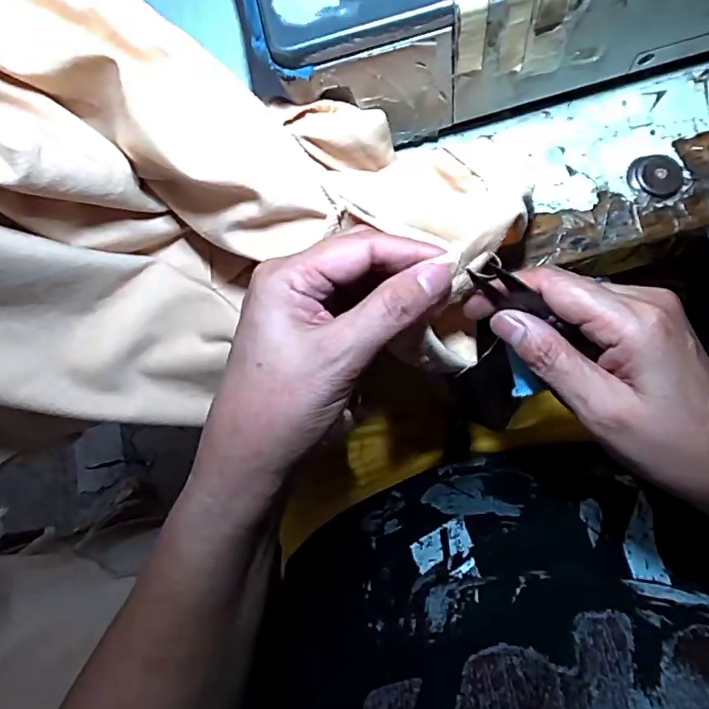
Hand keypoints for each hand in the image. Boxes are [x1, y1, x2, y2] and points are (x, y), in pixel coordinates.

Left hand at [197, 228, 451, 500]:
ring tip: (439, 296)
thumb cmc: (287, 406)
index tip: (456, 262)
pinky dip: (388, 307)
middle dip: (407, 266)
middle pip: (362, 255)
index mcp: (288, 273)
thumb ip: (392, 307)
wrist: (252, 463)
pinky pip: (358, 302)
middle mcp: (294, 276)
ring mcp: (303, 300)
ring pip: (363, 278)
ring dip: (401, 286)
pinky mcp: (315, 323)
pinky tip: (414, 313)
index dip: (410, 251)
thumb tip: (442, 270)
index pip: (361, 245)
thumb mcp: (342, 353)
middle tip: (452, 279)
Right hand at [464, 268, 708, 519]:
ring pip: (582, 298)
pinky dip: (573, 328)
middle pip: (568, 287)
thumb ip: (551, 360)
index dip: (508, 290)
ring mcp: (655, 306)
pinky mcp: (657, 320)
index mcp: (634, 316)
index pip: (556, 283)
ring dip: (547, 317)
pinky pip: (601, 312)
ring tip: (517, 347)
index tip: (470, 308)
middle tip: (487, 332)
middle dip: (524, 304)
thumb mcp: (601, 411)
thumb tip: (503, 317)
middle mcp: (646, 297)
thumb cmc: (669, 447)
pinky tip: (559, 352)